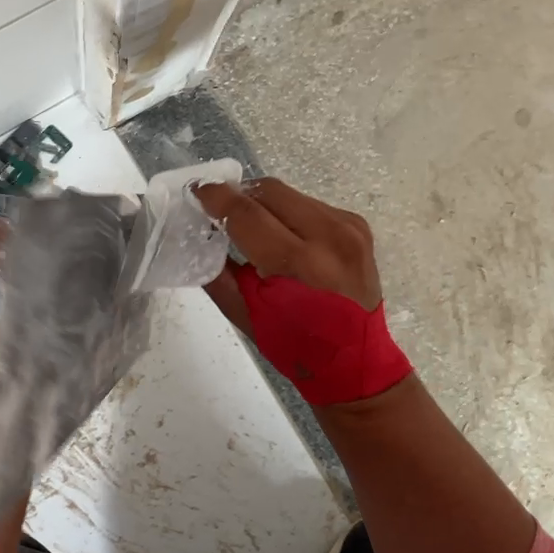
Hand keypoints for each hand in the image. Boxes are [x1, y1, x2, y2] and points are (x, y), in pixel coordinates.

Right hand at [193, 179, 407, 406]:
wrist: (356, 361)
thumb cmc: (295, 345)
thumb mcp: (244, 312)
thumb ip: (216, 270)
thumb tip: (197, 232)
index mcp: (301, 264)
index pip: (248, 214)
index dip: (217, 198)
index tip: (196, 191)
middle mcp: (330, 236)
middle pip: (269, 192)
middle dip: (239, 196)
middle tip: (219, 210)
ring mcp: (349, 227)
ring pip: (289, 194)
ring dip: (263, 202)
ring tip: (250, 225)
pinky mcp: (357, 224)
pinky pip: (309, 203)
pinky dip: (287, 212)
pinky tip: (282, 234)